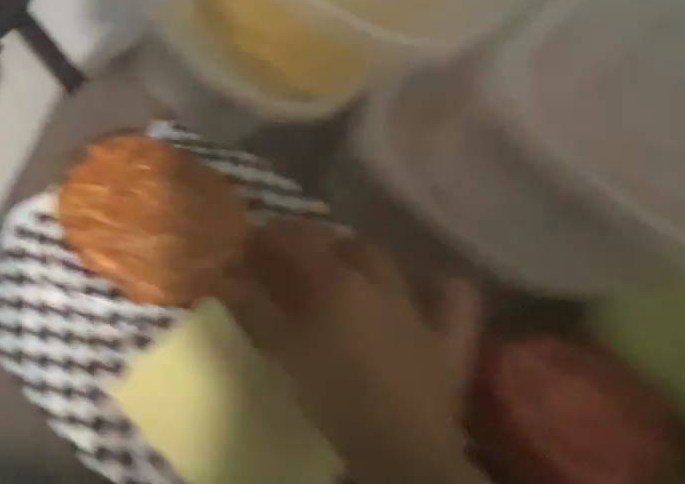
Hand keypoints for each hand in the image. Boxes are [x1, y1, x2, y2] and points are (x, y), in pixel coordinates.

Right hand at [220, 220, 485, 483]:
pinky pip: (455, 301)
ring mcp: (415, 309)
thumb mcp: (279, 346)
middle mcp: (374, 282)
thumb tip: (229, 276)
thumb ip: (252, 305)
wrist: (399, 447)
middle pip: (339, 243)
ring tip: (342, 269)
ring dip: (360, 258)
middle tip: (289, 257)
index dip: (265, 237)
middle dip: (313, 241)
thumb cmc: (329, 391)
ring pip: (386, 263)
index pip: (291, 240)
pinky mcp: (447, 340)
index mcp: (332, 279)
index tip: (245, 245)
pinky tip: (428, 282)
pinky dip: (441, 285)